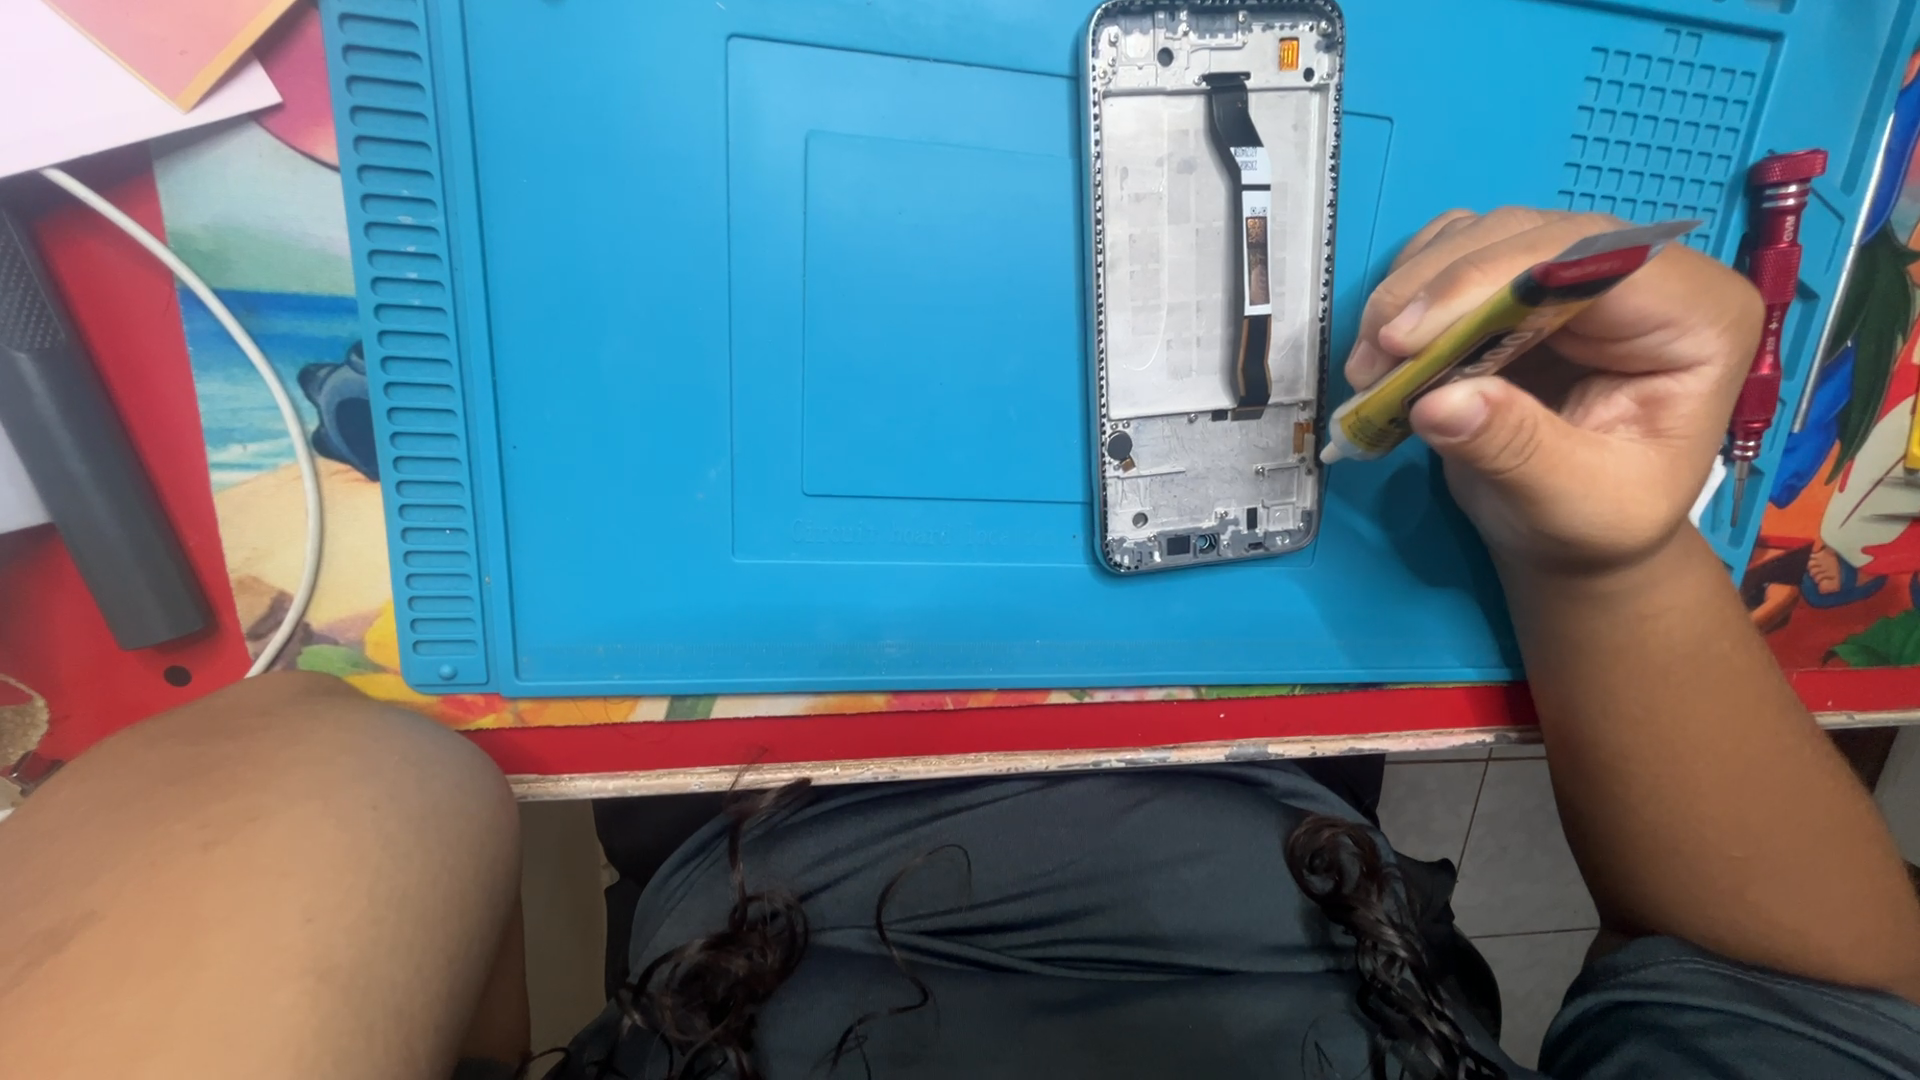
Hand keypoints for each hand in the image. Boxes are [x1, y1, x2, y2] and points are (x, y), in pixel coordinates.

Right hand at [1346, 207, 1763, 576]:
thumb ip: (1514, 450)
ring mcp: (1568, 279)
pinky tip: (1384, 350)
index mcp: (1692, 320)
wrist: (1569, 532)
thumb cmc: (1591, 522)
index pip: (1595, 259)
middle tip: (1369, 365)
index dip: (1490, 281)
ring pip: (1478, 238)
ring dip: (1405, 295)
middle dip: (1432, 291)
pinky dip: (1404, 297)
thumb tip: (1436, 401)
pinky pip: (1450, 259)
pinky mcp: (1511, 293)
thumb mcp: (1568, 502)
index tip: (1402, 341)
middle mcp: (1638, 279)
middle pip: (1525, 237)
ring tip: (1369, 370)